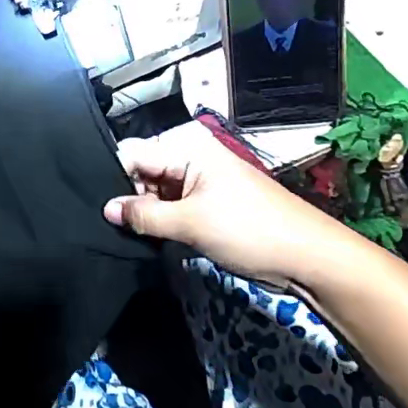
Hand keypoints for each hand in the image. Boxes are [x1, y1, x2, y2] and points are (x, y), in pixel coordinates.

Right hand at [103, 124, 355, 289]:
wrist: (306, 256)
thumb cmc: (248, 230)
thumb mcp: (190, 223)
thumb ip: (144, 216)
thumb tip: (108, 209)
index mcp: (188, 150)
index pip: (135, 154)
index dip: (115, 177)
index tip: (100, 205)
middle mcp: (192, 161)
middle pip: (144, 172)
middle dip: (129, 197)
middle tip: (115, 227)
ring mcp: (202, 185)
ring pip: (158, 192)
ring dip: (147, 213)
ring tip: (131, 235)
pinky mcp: (210, 207)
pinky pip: (174, 207)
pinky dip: (163, 221)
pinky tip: (152, 239)